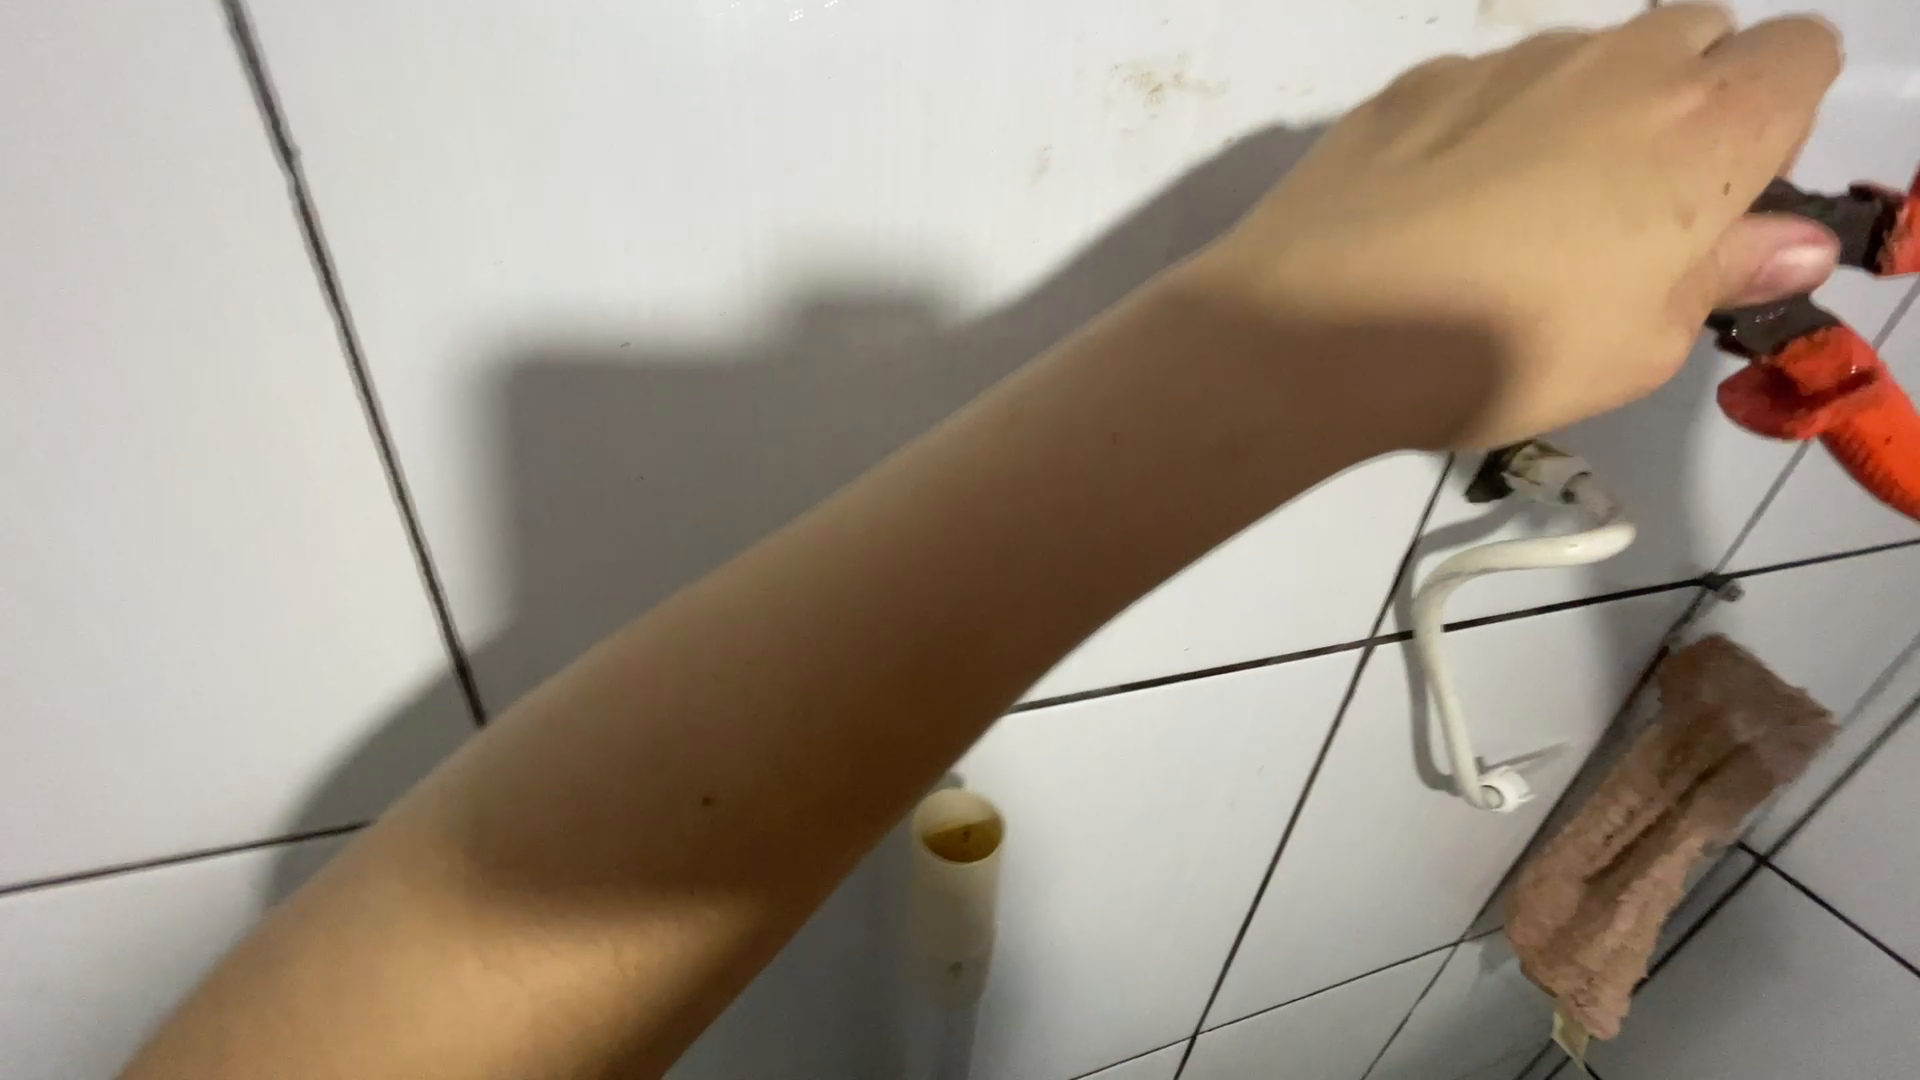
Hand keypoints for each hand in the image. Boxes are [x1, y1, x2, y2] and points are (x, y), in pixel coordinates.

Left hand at [1190, 3, 1843, 449]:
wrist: (1310, 340)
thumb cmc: (1486, 359)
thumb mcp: (1628, 355)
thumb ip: (1715, 281)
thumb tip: (1782, 241)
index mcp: (1706, 124)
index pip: (1797, 60)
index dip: (1759, 129)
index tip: (1703, 202)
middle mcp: (1607, 65)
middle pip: (1683, 42)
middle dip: (1666, 108)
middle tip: (1593, 216)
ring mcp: (1489, 70)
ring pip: (1564, 64)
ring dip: (1557, 118)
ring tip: (1483, 222)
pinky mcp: (1395, 96)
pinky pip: (1460, 93)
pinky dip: (1460, 133)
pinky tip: (1410, 210)